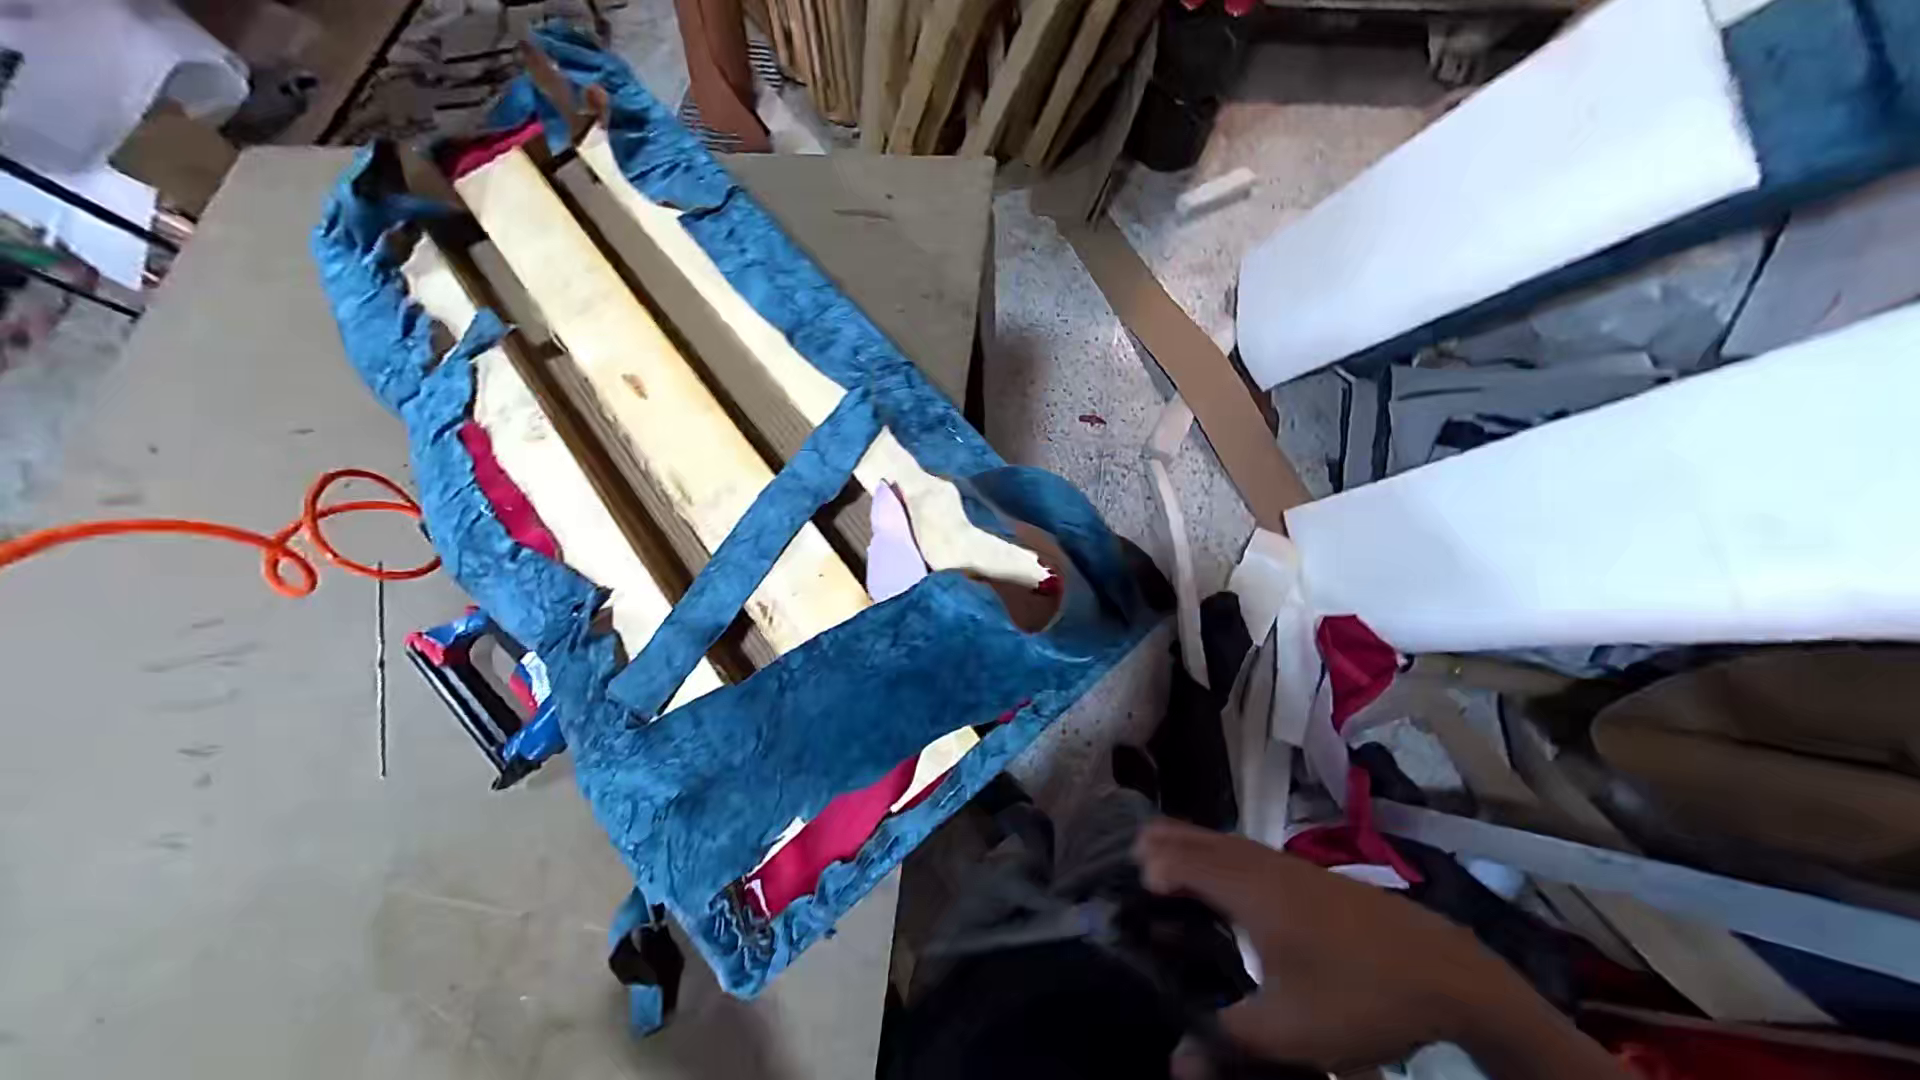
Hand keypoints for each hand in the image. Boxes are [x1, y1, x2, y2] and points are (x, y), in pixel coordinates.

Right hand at [1133, 819, 1625, 1078]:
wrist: (1446, 969)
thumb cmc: (1360, 994)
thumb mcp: (1292, 1032)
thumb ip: (1228, 1040)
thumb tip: (1176, 1064)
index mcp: (1244, 887)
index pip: (1175, 859)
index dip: (1146, 874)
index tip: (1128, 906)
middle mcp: (1255, 862)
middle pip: (1190, 837)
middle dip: (1156, 849)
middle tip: (1131, 881)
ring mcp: (1281, 862)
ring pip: (1215, 840)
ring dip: (1184, 849)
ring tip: (1162, 877)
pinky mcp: (1301, 871)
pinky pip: (1237, 850)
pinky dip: (1211, 857)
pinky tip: (1219, 890)